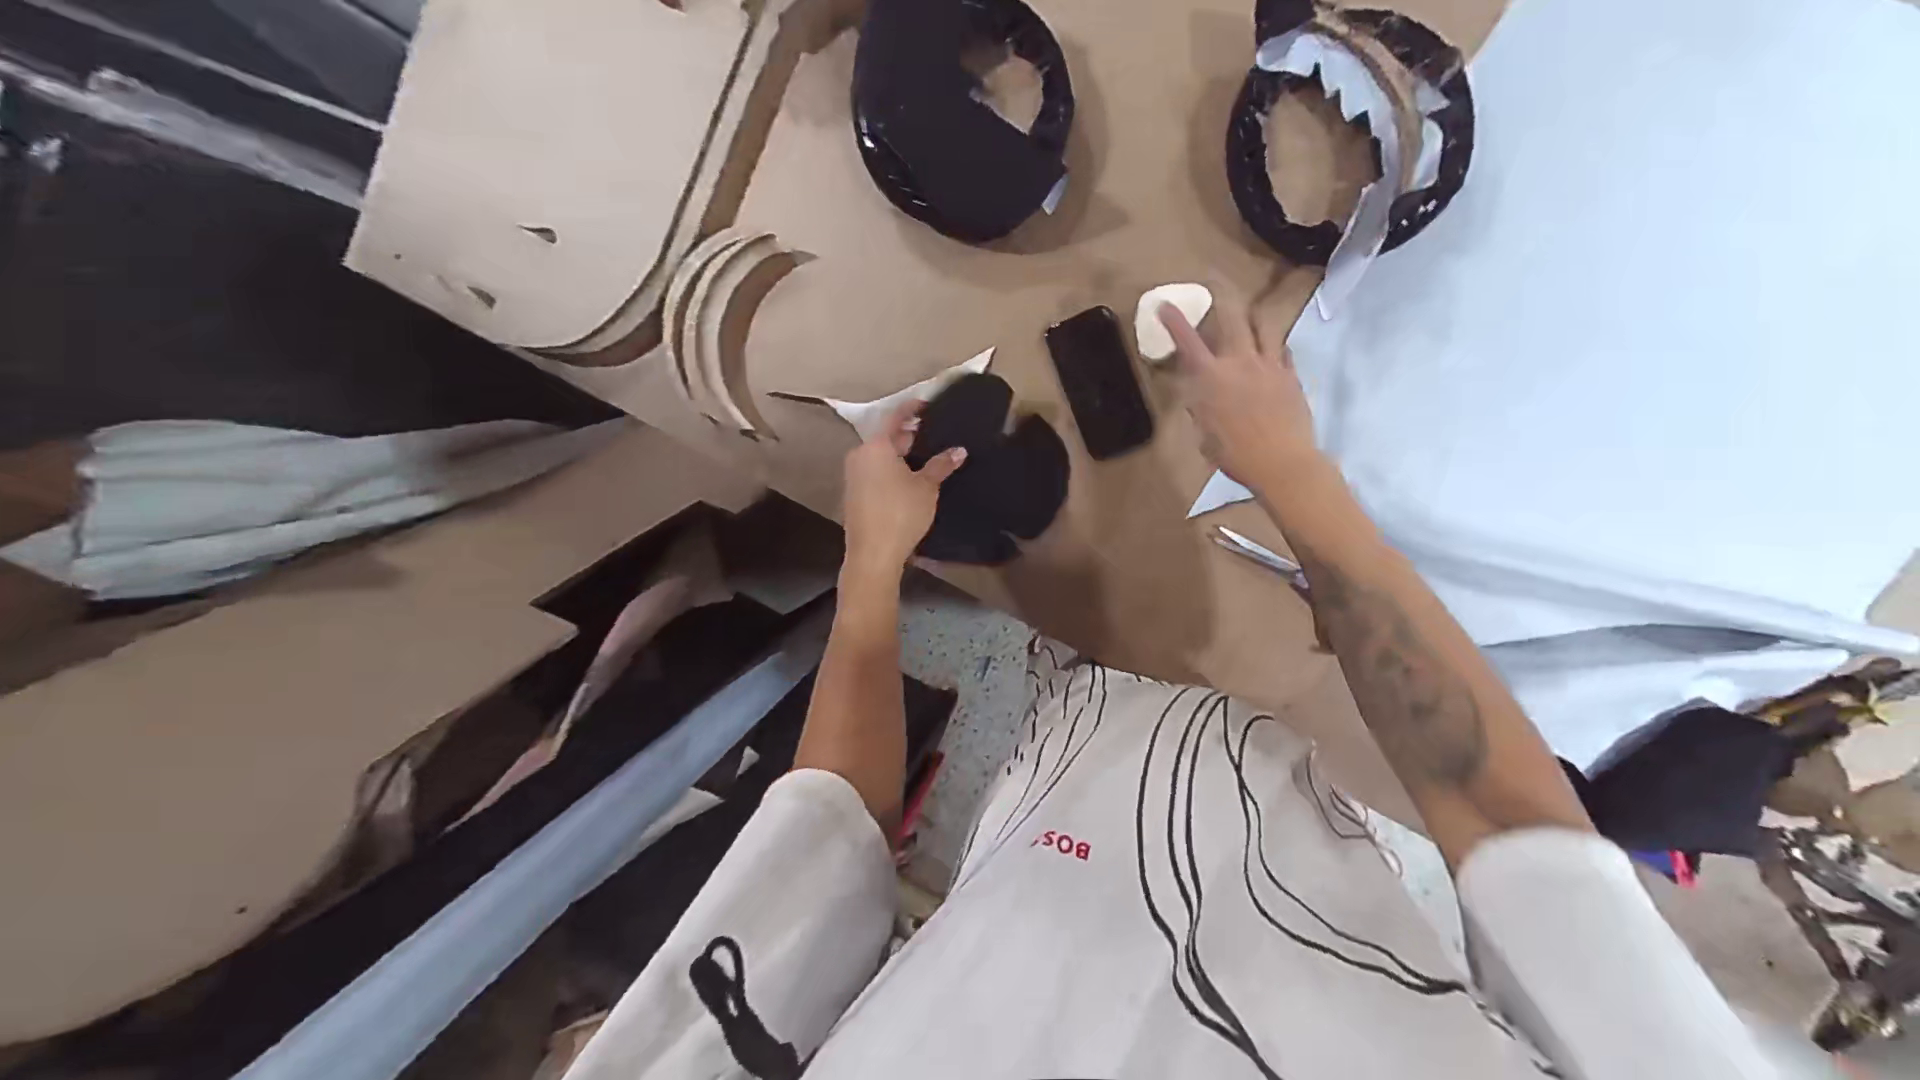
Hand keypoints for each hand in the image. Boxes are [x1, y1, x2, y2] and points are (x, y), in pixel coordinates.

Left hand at [841, 399, 967, 580]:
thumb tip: (959, 450)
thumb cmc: (901, 514)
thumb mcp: (926, 488)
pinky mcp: (855, 495)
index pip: (895, 417)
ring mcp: (854, 476)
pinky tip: (910, 477)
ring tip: (927, 455)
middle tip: (933, 432)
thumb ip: (941, 465)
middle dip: (909, 434)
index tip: (928, 404)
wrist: (873, 554)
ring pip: (881, 456)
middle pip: (886, 437)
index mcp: (875, 447)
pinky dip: (892, 469)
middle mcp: (860, 456)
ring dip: (901, 454)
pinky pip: (876, 472)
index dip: (912, 408)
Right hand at [1159, 287, 1322, 489]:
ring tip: (1250, 314)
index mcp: (1211, 378)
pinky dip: (1273, 344)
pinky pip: (1282, 349)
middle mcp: (1240, 362)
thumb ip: (1201, 409)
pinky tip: (1272, 349)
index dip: (1175, 321)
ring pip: (1264, 325)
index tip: (1166, 304)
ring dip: (1253, 316)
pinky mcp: (1291, 374)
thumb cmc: (1235, 454)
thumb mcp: (1205, 434)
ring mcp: (1270, 365)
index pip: (1188, 342)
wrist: (1282, 461)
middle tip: (1217, 290)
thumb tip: (1198, 397)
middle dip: (1222, 300)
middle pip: (1233, 318)